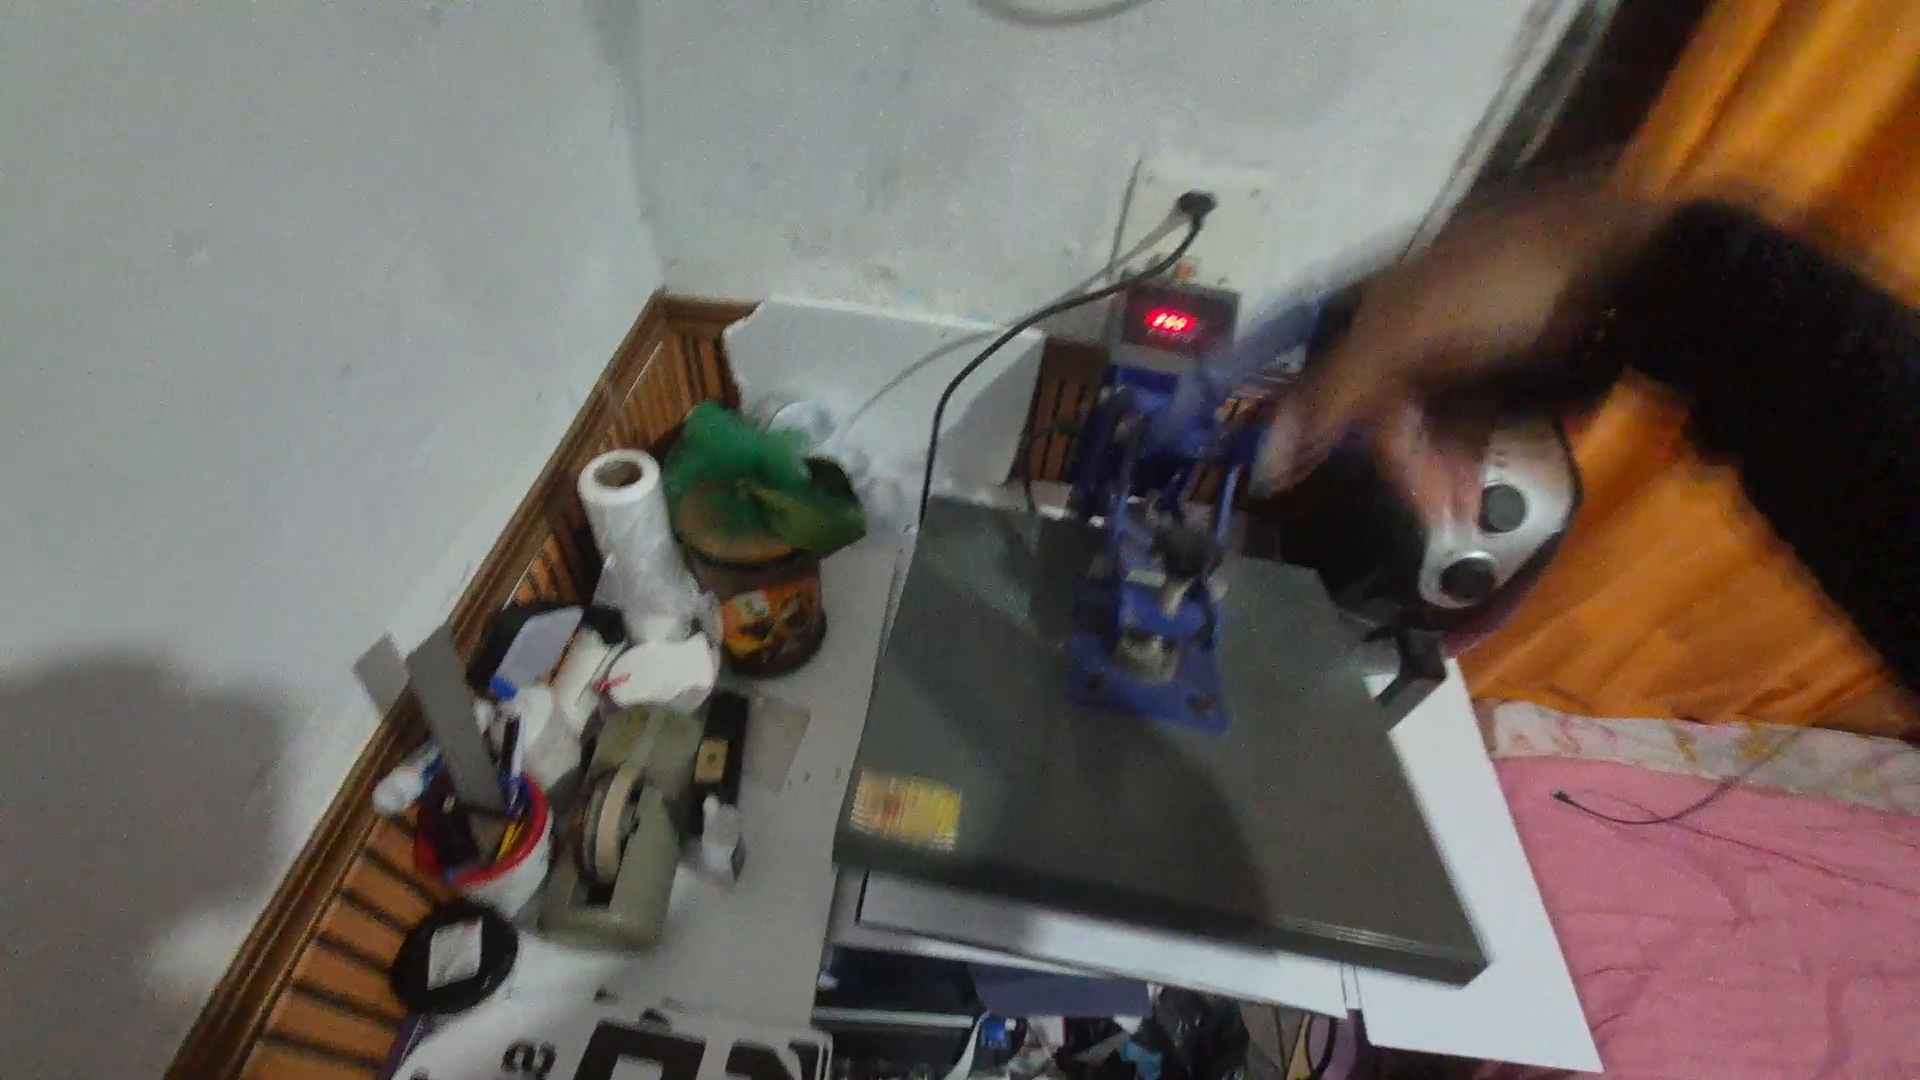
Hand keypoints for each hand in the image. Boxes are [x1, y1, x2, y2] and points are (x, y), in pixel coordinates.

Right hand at [1254, 182, 1661, 515]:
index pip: (1324, 382)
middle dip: (1400, 463)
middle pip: (1376, 412)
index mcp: (1378, 310)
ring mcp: (1460, 355)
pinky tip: (1471, 489)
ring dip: (1432, 471)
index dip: (1313, 431)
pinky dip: (1463, 461)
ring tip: (1458, 508)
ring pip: (1422, 427)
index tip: (1305, 481)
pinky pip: (1463, 429)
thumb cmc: (1509, 294)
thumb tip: (1265, 455)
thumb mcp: (1407, 338)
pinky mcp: (1505, 376)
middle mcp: (1409, 333)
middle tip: (1429, 507)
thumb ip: (1335, 394)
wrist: (1643, 275)